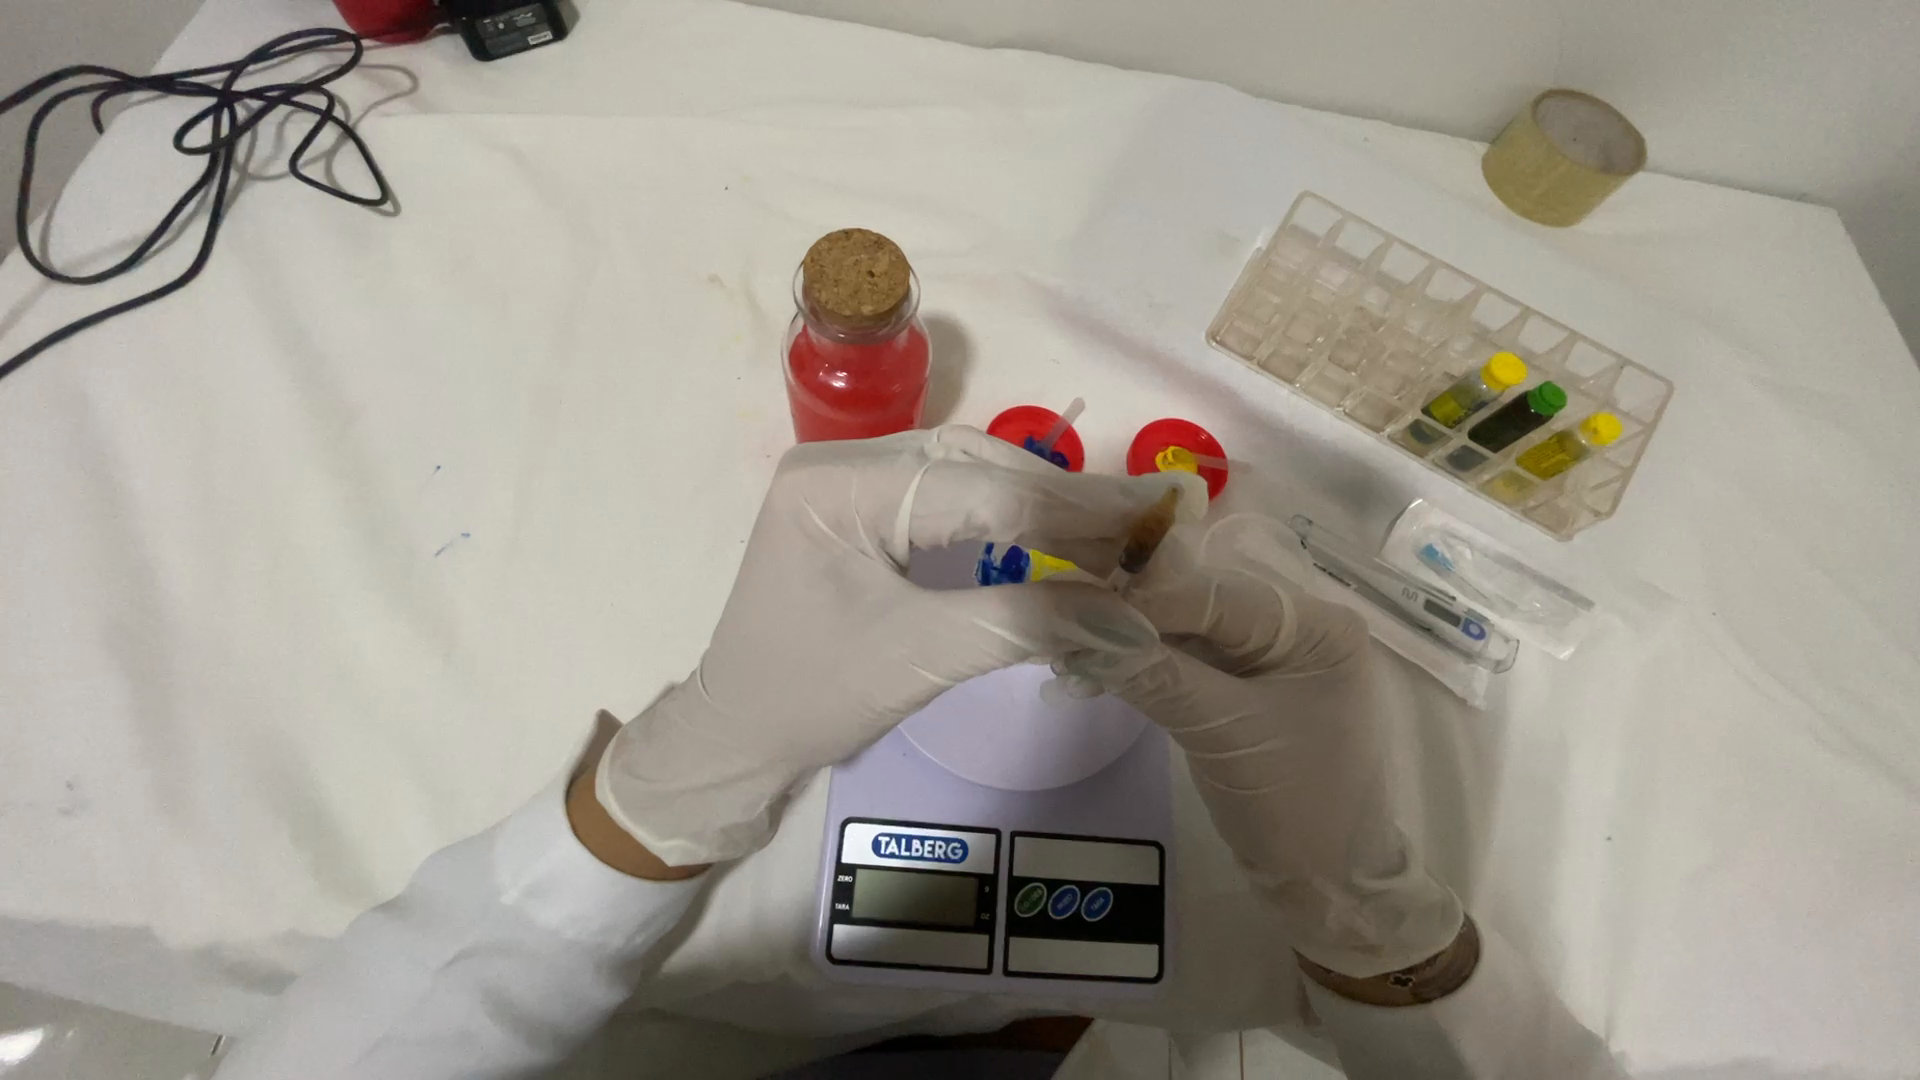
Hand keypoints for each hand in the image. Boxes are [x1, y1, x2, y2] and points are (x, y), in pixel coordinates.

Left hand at [597, 426, 1202, 865]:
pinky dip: (1006, 519)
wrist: (739, 732)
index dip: (1073, 505)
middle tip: (1139, 524)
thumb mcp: (921, 657)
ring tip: (1108, 533)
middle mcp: (842, 462)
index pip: (978, 487)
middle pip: (976, 464)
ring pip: (969, 475)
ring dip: (1039, 504)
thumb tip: (1134, 620)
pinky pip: (950, 499)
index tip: (1154, 510)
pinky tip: (1050, 536)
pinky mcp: (865, 508)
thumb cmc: (812, 697)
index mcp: (838, 486)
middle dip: (1060, 498)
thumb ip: (1027, 623)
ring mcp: (852, 482)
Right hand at [1058, 519, 1462, 978]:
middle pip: (1198, 605)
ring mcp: (1267, 655)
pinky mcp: (1241, 683)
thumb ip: (1154, 673)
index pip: (1216, 596)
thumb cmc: (1294, 807)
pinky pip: (1184, 660)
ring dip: (1129, 641)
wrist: (1328, 887)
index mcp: (1316, 626)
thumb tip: (1079, 627)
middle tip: (1064, 622)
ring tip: (1070, 647)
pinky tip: (1095, 669)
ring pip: (1184, 631)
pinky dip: (1142, 666)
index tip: (1075, 605)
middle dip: (1131, 617)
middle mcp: (1295, 626)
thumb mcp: (1223, 734)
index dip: (1144, 601)